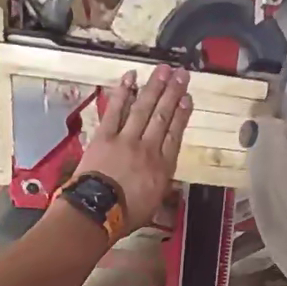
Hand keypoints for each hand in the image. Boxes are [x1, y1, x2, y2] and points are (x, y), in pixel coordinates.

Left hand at [74, 64, 190, 238]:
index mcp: (163, 167)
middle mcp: (148, 148)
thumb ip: (161, 185)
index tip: (188, 98)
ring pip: (143, 108)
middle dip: (173, 93)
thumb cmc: (126, 215)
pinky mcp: (105, 136)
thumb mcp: (154, 205)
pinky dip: (123, 92)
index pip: (175, 134)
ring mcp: (126, 139)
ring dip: (154, 87)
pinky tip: (131, 77)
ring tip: (164, 70)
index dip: (183, 114)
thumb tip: (164, 178)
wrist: (98, 211)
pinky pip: (116, 109)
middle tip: (181, 74)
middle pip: (163, 116)